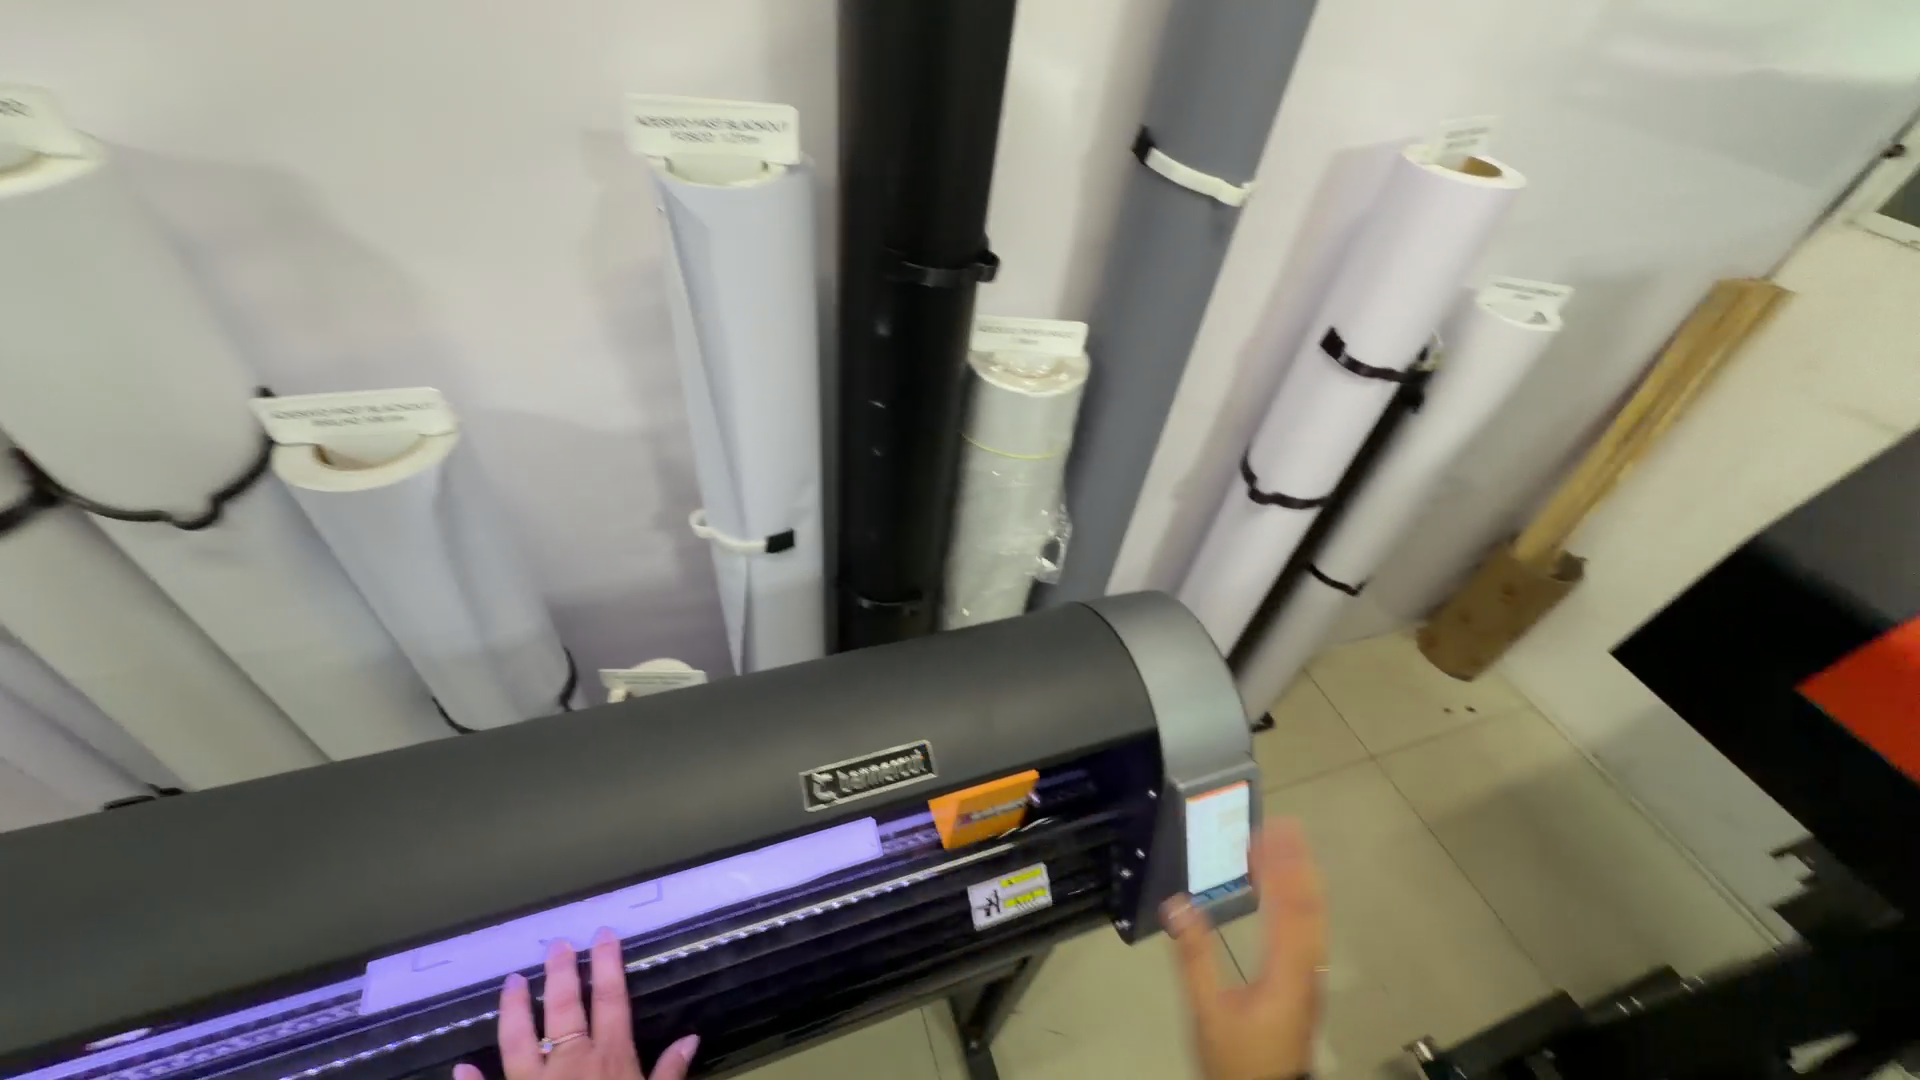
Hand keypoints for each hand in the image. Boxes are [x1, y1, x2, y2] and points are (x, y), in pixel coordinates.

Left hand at [453, 928, 698, 1079]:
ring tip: (512, 980)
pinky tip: (461, 1067)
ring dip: (516, 1009)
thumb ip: (669, 1075)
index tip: (604, 934)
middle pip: (565, 1008)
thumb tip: (691, 1037)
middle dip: (562, 973)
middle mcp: (570, 1065)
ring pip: (519, 1040)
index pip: (611, 999)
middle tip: (556, 943)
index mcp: (610, 1059)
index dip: (608, 964)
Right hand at [1163, 820, 1326, 1079]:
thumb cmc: (1237, 1057)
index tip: (1268, 832)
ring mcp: (1312, 978)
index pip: (1287, 907)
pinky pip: (1311, 932)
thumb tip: (1176, 904)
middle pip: (1310, 908)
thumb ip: (1194, 958)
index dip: (1280, 867)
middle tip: (1285, 826)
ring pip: (1315, 920)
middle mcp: (1306, 969)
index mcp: (1285, 970)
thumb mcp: (1208, 1010)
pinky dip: (1301, 903)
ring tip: (1288, 848)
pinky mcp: (1308, 985)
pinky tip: (1289, 894)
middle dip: (1297, 864)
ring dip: (1302, 880)